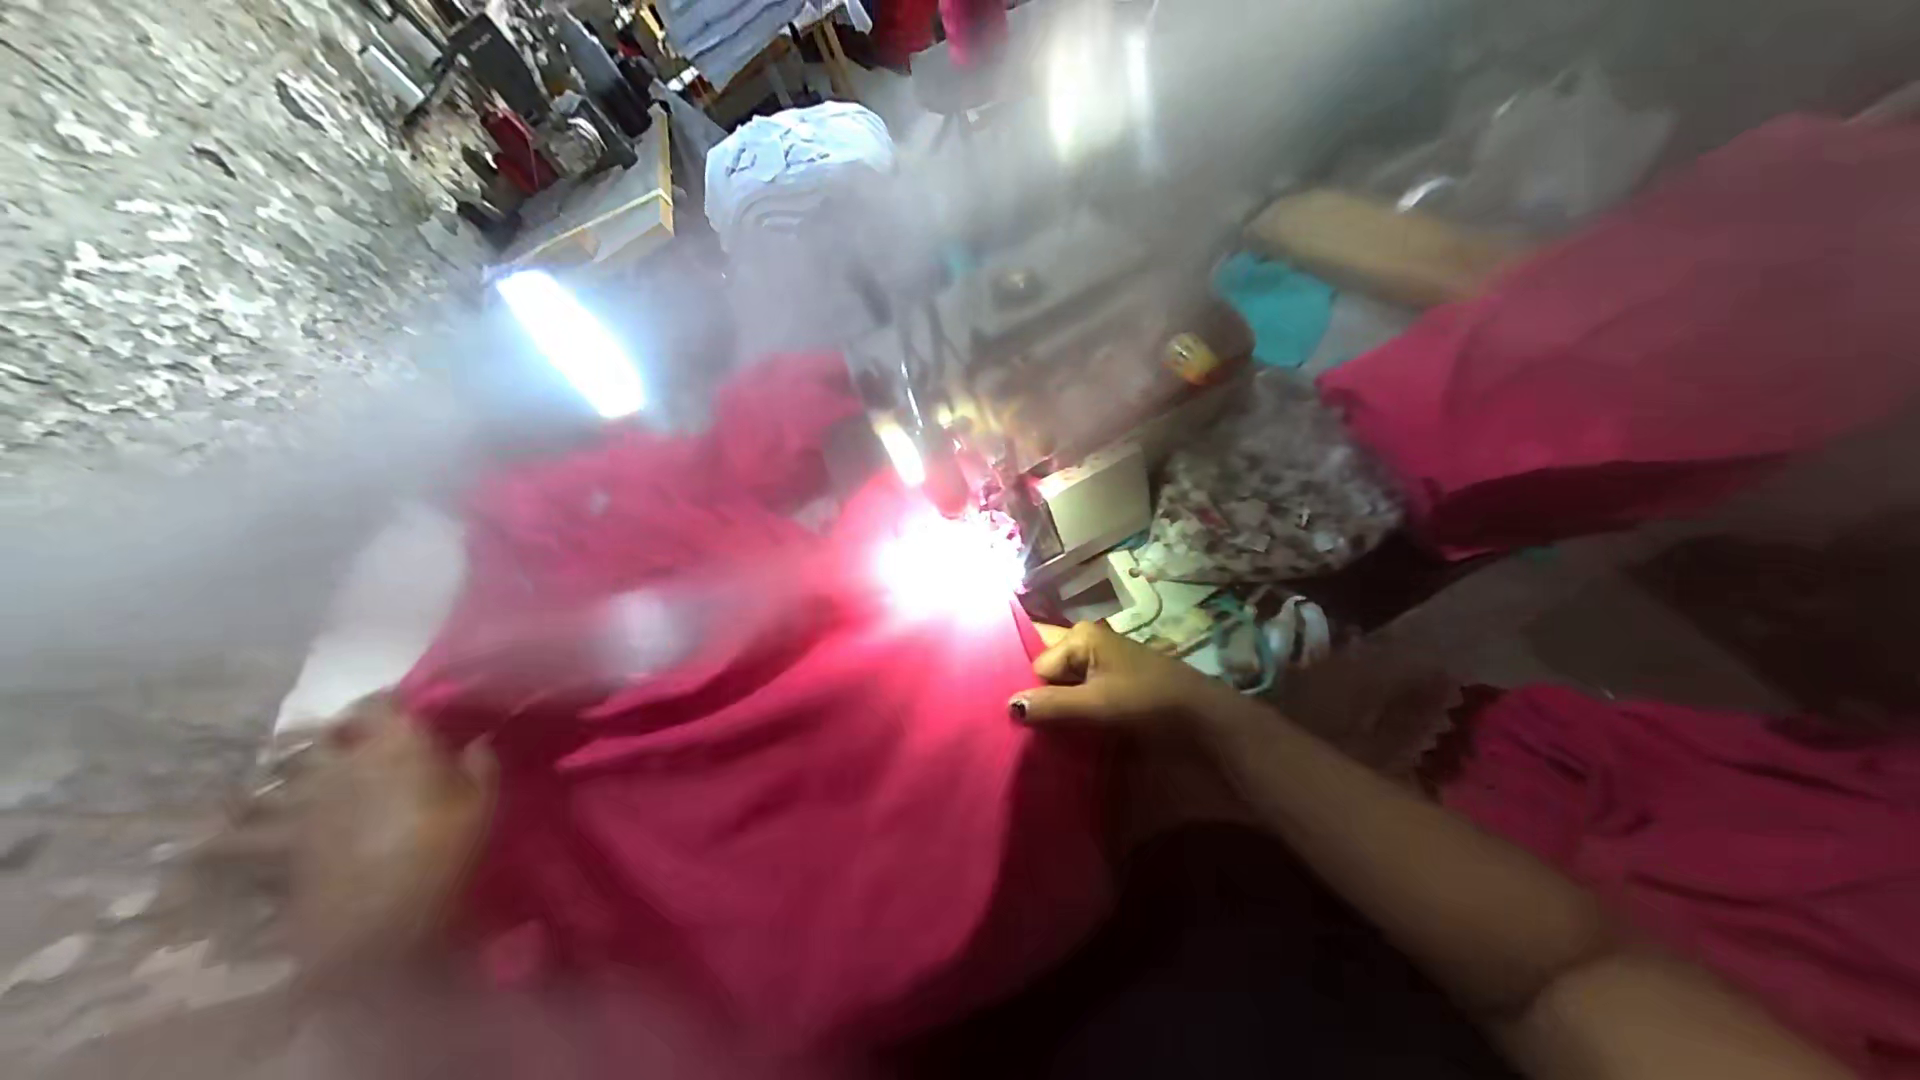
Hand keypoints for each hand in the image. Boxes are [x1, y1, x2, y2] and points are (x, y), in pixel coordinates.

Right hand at [1011, 621, 1232, 733]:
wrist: (1201, 715)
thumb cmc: (1147, 702)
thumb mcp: (1096, 706)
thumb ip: (1052, 705)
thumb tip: (1009, 706)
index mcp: (1080, 636)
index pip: (1038, 664)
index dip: (1037, 692)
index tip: (1033, 719)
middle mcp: (1087, 639)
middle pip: (1048, 669)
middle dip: (1044, 696)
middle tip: (1042, 727)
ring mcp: (1101, 657)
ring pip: (1063, 681)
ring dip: (1060, 704)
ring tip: (1058, 729)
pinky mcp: (1111, 675)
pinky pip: (1079, 687)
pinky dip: (1075, 706)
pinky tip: (1076, 725)